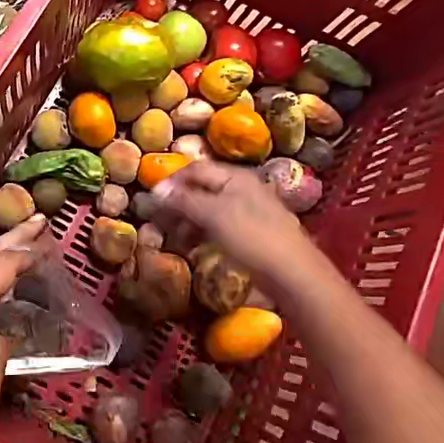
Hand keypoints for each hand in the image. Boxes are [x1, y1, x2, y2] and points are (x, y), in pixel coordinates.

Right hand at [152, 161, 327, 294]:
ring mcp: (249, 210)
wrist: (292, 273)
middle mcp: (242, 187)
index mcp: (234, 176)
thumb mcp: (213, 215)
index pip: (195, 169)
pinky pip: (220, 224)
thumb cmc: (252, 238)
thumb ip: (184, 200)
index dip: (172, 181)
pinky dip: (204, 231)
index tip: (151, 199)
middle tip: (160, 221)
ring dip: (189, 219)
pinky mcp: (252, 232)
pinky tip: (195, 245)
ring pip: (210, 207)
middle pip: (202, 187)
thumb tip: (156, 189)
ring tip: (175, 237)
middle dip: (179, 202)